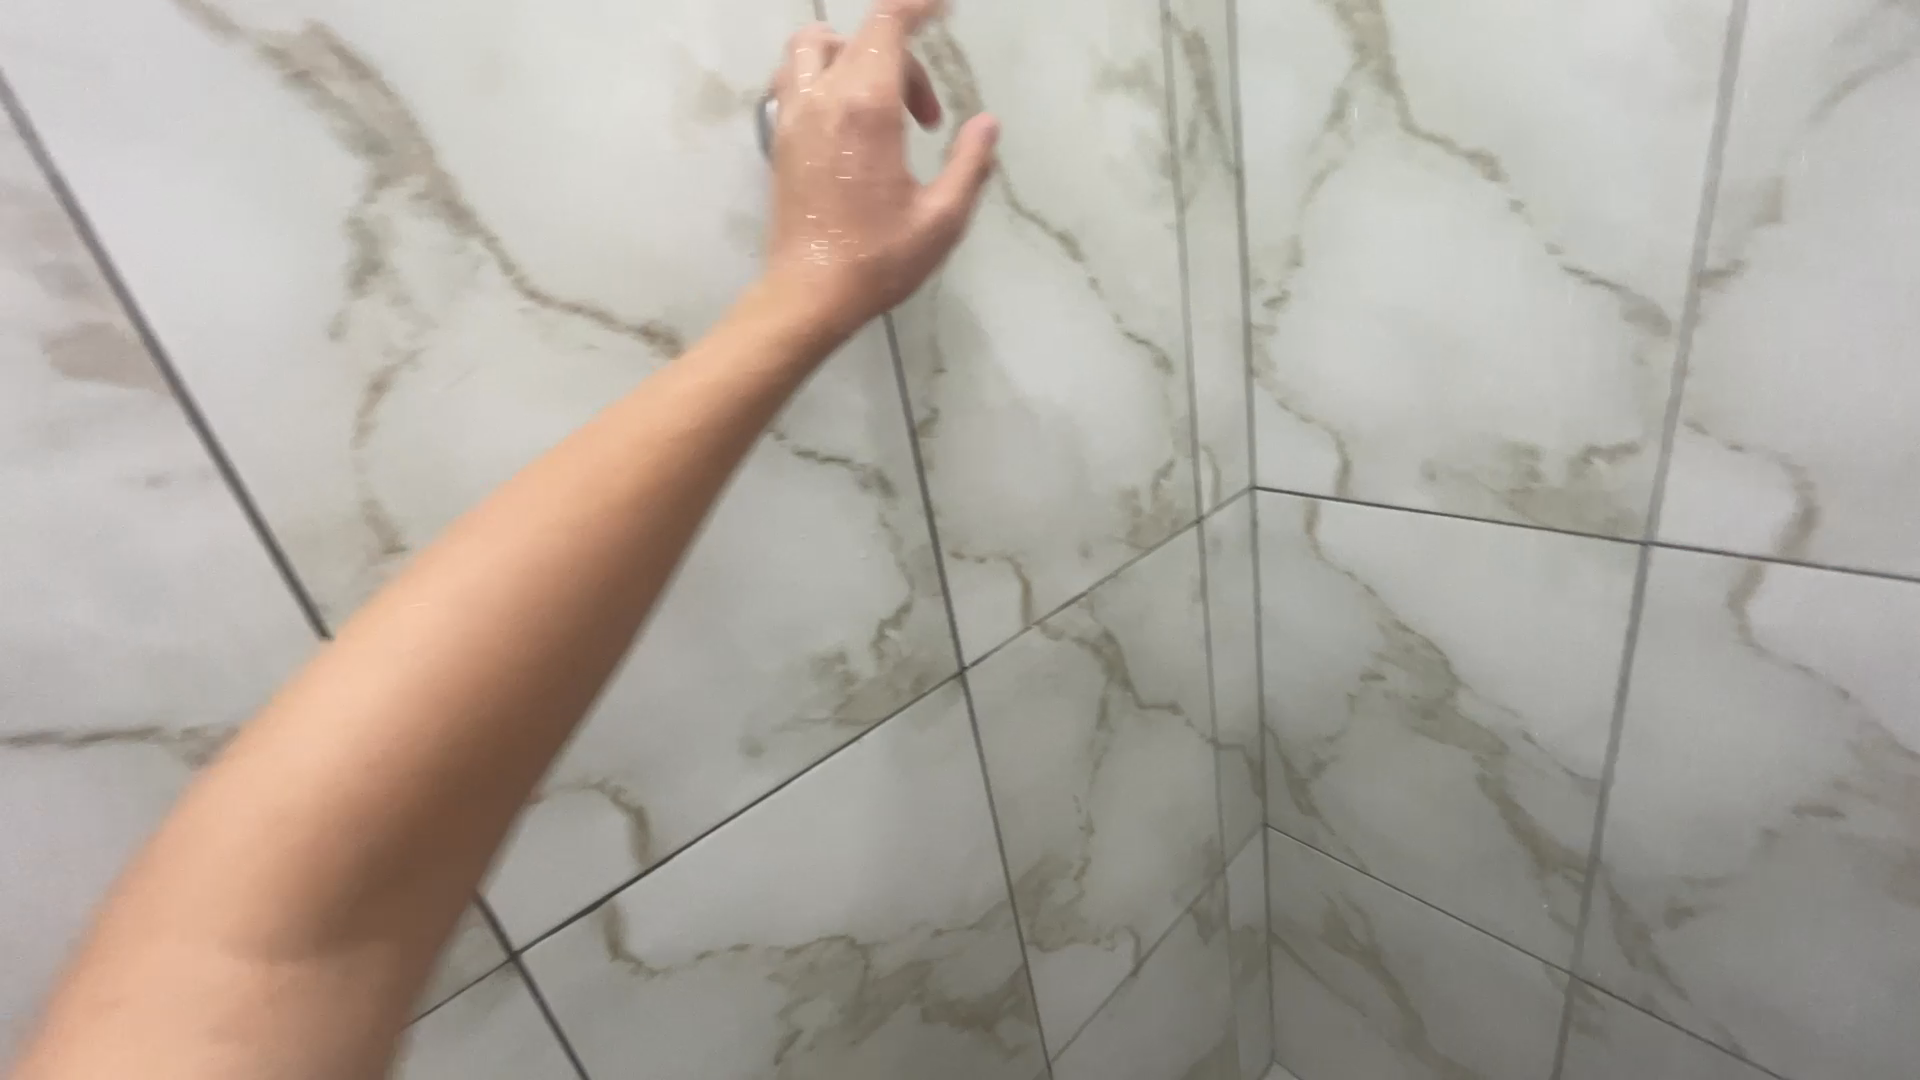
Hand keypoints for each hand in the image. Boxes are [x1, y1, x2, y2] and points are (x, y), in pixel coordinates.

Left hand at [761, 0, 999, 337]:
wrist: (810, 294)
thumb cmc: (878, 261)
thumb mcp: (941, 219)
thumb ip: (969, 164)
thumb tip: (987, 125)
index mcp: (866, 107)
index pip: (888, 23)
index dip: (919, 6)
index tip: (943, 10)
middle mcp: (823, 98)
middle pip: (860, 38)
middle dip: (902, 59)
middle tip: (926, 118)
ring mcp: (794, 118)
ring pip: (812, 48)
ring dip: (851, 55)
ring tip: (880, 100)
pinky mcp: (780, 142)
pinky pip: (794, 81)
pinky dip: (823, 78)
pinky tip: (847, 122)